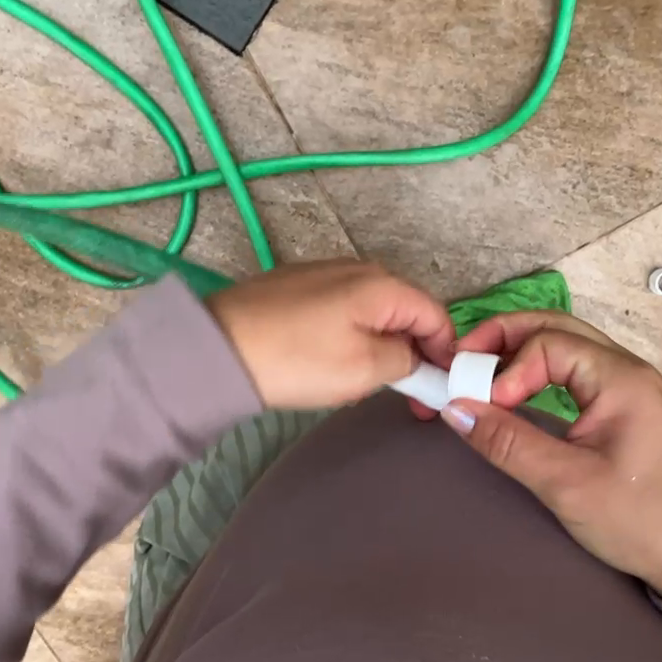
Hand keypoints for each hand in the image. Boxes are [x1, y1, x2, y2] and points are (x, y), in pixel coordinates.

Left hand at [207, 260, 455, 410]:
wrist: (217, 347)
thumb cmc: (297, 359)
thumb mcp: (364, 368)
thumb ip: (406, 359)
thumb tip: (414, 355)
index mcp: (383, 284)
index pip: (436, 316)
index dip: (444, 354)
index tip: (434, 392)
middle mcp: (359, 267)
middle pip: (405, 311)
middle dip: (410, 351)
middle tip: (400, 393)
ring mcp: (325, 272)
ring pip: (373, 312)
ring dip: (378, 346)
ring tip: (359, 382)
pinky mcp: (297, 284)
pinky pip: (342, 310)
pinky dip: (349, 336)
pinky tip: (328, 361)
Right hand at [443, 311, 661, 596]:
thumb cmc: (636, 519)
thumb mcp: (565, 484)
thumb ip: (508, 442)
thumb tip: (454, 408)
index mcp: (621, 379)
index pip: (548, 344)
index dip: (507, 367)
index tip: (481, 404)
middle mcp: (625, 369)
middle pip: (555, 327)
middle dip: (505, 336)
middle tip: (463, 358)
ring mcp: (625, 384)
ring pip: (562, 344)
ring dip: (518, 351)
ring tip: (479, 370)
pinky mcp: (619, 404)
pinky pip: (570, 369)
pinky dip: (535, 371)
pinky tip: (512, 390)